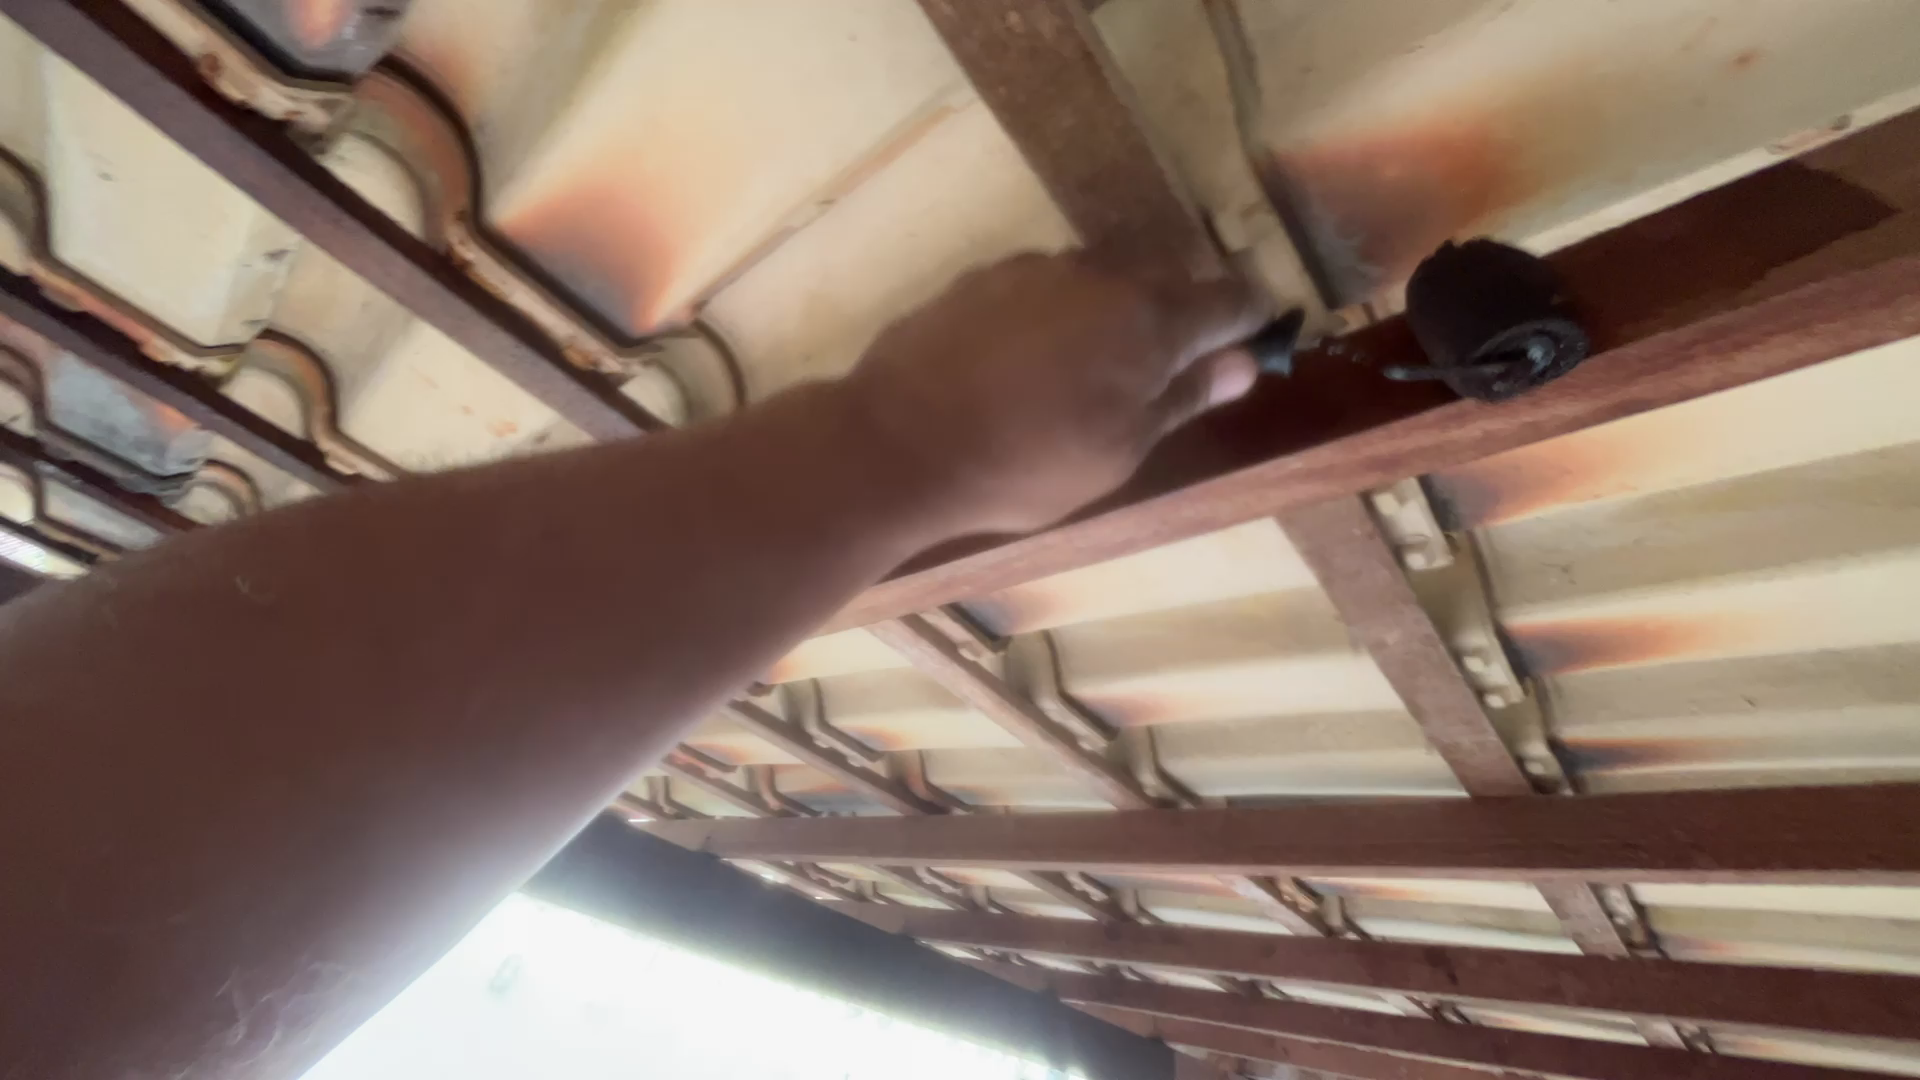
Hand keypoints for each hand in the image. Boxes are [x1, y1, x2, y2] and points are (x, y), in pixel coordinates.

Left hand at [843, 251, 1264, 535]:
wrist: (900, 444)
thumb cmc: (1024, 466)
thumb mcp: (1117, 452)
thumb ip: (1182, 398)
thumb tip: (1242, 362)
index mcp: (1147, 319)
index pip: (1227, 299)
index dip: (1247, 318)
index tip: (1249, 338)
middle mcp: (1097, 275)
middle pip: (1161, 281)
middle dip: (1173, 318)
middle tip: (1155, 373)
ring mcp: (1032, 269)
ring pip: (1096, 281)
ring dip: (1106, 314)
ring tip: (1076, 374)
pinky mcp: (979, 277)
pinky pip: (1038, 288)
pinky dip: (1049, 316)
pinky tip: (1020, 360)